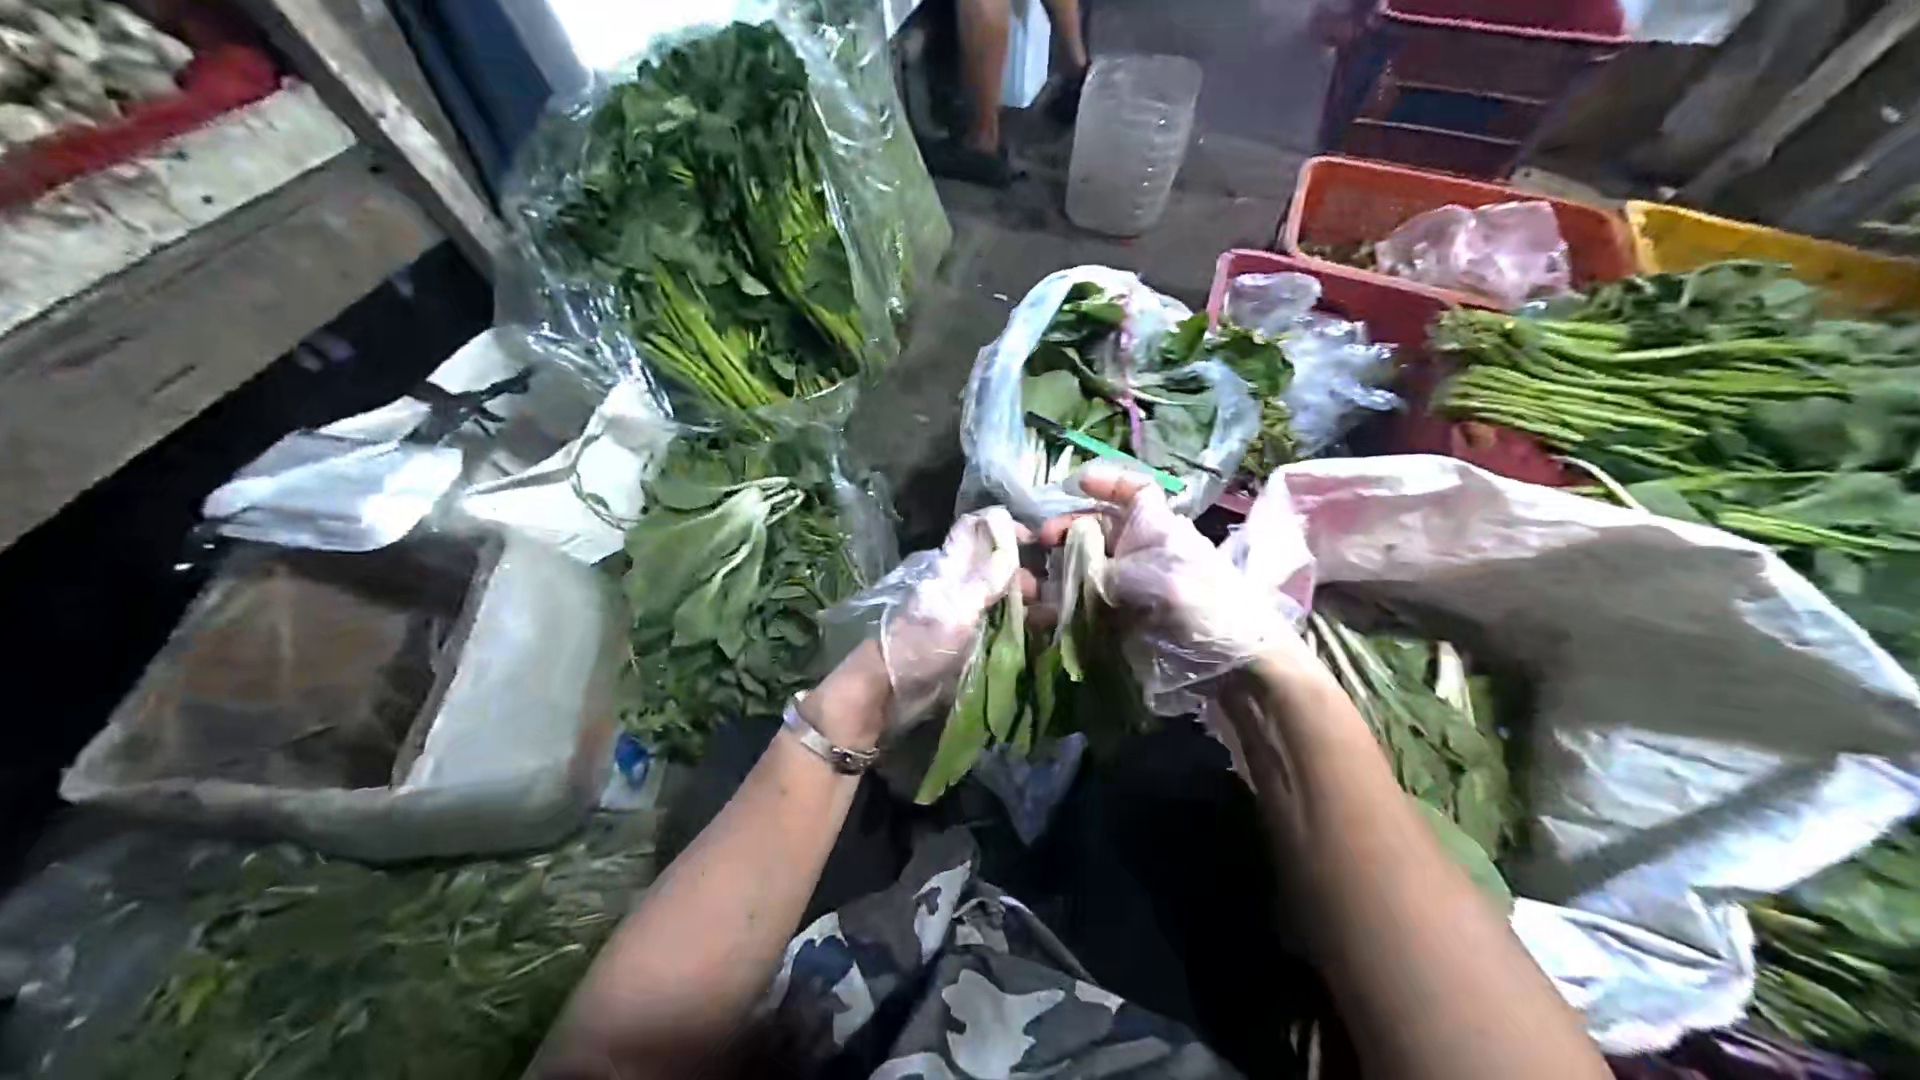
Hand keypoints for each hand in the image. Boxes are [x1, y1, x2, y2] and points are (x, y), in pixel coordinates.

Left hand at [833, 508, 1035, 737]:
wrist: (893, 690)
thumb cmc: (919, 644)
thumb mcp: (954, 610)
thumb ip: (984, 580)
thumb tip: (1013, 549)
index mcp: (951, 568)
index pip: (975, 530)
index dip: (1003, 526)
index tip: (1035, 540)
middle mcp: (961, 585)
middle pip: (996, 564)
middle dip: (1024, 570)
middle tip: (1046, 592)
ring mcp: (967, 613)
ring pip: (1002, 594)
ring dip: (1027, 600)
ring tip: (1052, 615)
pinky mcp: (972, 639)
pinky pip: (1002, 623)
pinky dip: (1022, 623)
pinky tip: (1041, 632)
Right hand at [1040, 466, 1316, 707]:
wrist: (1228, 664)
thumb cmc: (1200, 603)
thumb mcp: (1153, 576)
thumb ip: (1108, 571)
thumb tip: (1077, 577)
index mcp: (1153, 527)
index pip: (1133, 491)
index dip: (1107, 481)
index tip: (1075, 483)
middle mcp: (1136, 551)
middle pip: (1094, 528)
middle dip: (1065, 528)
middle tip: (1040, 540)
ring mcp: (1124, 586)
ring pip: (1080, 568)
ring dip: (1052, 571)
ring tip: (1025, 578)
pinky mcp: (1115, 618)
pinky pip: (1079, 605)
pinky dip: (1057, 608)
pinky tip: (1036, 612)